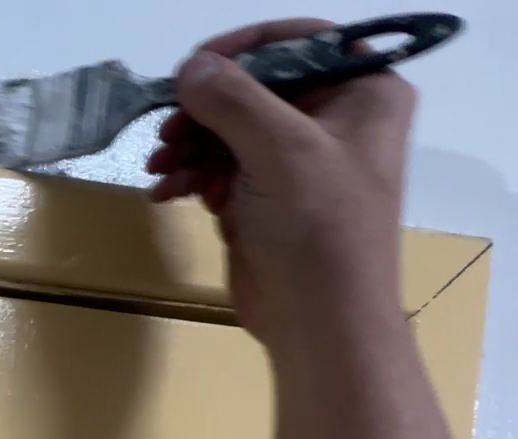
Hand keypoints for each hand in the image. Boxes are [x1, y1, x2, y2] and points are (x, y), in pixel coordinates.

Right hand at [145, 19, 417, 352]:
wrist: (316, 314)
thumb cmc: (318, 227)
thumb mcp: (281, 152)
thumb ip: (235, 104)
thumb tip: (189, 68)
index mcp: (359, 93)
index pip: (299, 44)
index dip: (243, 50)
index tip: (190, 69)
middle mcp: (327, 121)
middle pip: (253, 92)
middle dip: (203, 112)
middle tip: (164, 133)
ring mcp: (290, 164)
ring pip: (226, 135)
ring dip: (186, 149)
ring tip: (158, 169)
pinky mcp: (258, 201)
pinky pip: (216, 173)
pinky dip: (187, 179)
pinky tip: (164, 194)